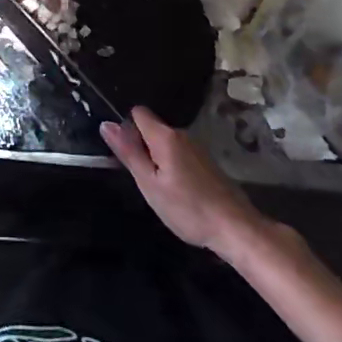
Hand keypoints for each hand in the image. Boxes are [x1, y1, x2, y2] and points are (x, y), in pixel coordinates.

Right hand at [102, 106, 266, 255]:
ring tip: (162, 191)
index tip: (130, 156)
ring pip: (165, 144)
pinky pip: (179, 154)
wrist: (235, 228)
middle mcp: (181, 134)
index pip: (138, 112)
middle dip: (142, 148)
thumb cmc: (187, 208)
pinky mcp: (206, 161)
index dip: (128, 129)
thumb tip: (106, 124)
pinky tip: (180, 194)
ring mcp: (196, 147)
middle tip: (144, 180)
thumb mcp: (149, 184)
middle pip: (152, 129)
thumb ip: (128, 152)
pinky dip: (173, 168)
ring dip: (158, 160)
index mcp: (165, 135)